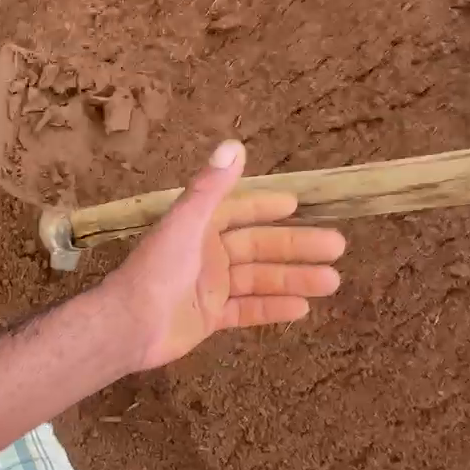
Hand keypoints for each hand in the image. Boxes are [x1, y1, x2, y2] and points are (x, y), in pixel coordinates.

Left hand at [99, 140, 345, 372]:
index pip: (235, 212)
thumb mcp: (185, 223)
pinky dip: (271, 309)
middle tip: (339, 246)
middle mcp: (202, 256)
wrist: (130, 325)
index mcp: (195, 230)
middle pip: (256, 248)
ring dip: (293, 279)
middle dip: (295, 247)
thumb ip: (210, 188)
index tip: (297, 204)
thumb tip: (232, 144)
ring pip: (257, 281)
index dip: (262, 206)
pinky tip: (302, 309)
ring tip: (333, 282)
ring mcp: (205, 288)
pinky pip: (246, 311)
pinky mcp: (207, 318)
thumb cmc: (156, 271)